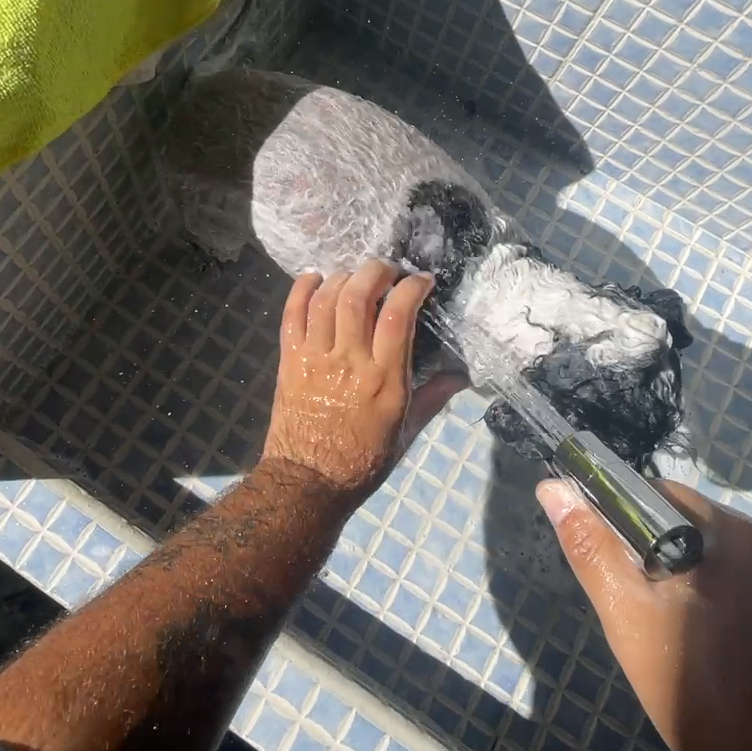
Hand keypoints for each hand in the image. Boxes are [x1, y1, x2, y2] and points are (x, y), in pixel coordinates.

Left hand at [261, 261, 467, 496]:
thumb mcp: (407, 433)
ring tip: (356, 276)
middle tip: (388, 270)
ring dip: (343, 277)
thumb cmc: (364, 460)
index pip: (398, 316)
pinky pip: (292, 314)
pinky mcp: (290, 359)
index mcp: (384, 378)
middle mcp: (349, 360)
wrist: (308, 481)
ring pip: (326, 299)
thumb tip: (461, 375)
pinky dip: (302, 289)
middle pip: (358, 296)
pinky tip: (315, 279)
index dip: (411, 288)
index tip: (421, 281)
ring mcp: (315, 357)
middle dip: (375, 271)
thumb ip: (433, 398)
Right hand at [537, 478, 751, 750]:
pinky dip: (726, 588)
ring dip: (692, 567)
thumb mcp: (628, 619)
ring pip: (720, 546)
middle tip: (642, 603)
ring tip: (678, 624)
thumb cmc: (696, 696)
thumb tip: (553, 488)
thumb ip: (591, 547)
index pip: (655, 492)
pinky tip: (716, 634)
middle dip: (657, 547)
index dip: (620, 517)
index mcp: (730, 534)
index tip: (611, 560)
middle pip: (690, 518)